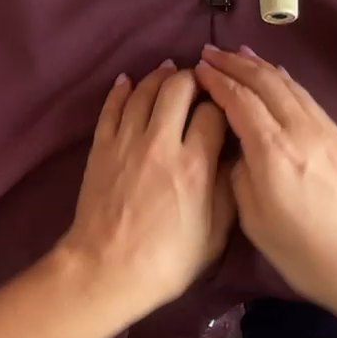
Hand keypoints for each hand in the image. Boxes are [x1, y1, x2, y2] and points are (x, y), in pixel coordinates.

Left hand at [51, 62, 235, 319]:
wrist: (107, 267)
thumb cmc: (167, 259)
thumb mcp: (215, 233)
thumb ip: (227, 189)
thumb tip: (236, 156)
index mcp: (194, 165)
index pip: (214, 112)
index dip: (224, 102)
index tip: (228, 102)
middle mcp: (160, 142)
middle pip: (178, 89)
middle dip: (193, 78)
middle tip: (200, 80)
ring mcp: (126, 140)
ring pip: (144, 91)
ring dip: (159, 76)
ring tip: (170, 70)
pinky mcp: (101, 145)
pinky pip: (112, 106)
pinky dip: (121, 89)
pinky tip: (128, 80)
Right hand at [194, 45, 336, 318]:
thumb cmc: (308, 253)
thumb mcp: (255, 221)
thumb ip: (239, 175)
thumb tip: (238, 151)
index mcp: (272, 150)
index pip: (238, 99)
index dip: (215, 80)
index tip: (195, 69)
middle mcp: (299, 129)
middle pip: (263, 81)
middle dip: (233, 63)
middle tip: (208, 52)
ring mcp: (323, 130)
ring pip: (287, 84)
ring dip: (258, 66)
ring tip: (237, 54)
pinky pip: (303, 95)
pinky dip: (283, 79)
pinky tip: (276, 76)